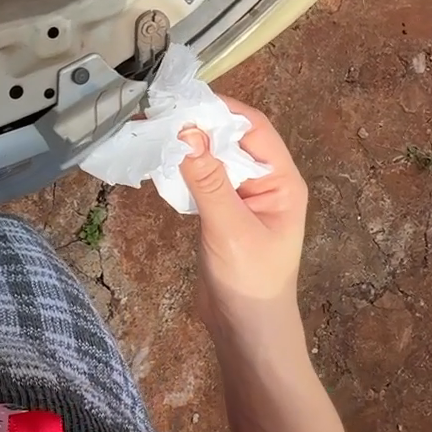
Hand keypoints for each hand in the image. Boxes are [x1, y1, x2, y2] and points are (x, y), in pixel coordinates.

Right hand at [175, 97, 307, 328]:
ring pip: (212, 155)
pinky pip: (200, 176)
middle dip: (197, 123)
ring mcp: (240, 195)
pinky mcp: (220, 210)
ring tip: (151, 131)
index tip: (182, 99)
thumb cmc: (250, 281)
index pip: (253, 127)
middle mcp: (263, 181)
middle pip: (230, 137)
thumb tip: (186, 131)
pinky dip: (180, 166)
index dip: (221, 109)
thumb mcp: (228, 228)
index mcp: (281, 181)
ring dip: (185, 143)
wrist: (246, 332)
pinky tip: (158, 162)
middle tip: (158, 113)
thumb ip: (207, 179)